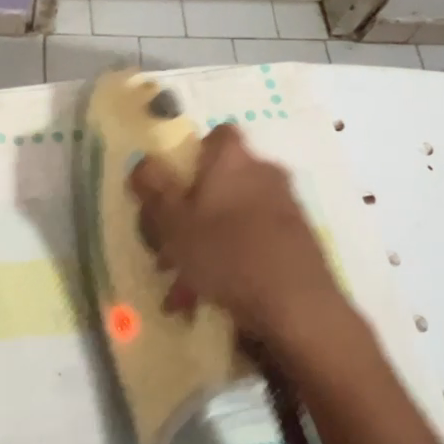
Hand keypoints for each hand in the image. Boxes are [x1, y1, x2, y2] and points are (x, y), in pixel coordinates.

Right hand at [130, 124, 341, 340]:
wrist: (299, 307)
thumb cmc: (227, 254)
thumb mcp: (173, 222)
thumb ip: (153, 187)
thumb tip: (142, 161)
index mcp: (234, 159)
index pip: (215, 136)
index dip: (192, 157)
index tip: (173, 187)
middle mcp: (265, 173)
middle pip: (221, 182)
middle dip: (192, 213)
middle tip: (168, 247)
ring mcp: (287, 207)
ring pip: (235, 218)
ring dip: (207, 245)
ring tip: (183, 288)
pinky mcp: (300, 241)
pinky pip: (255, 243)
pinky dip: (232, 263)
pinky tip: (211, 298)